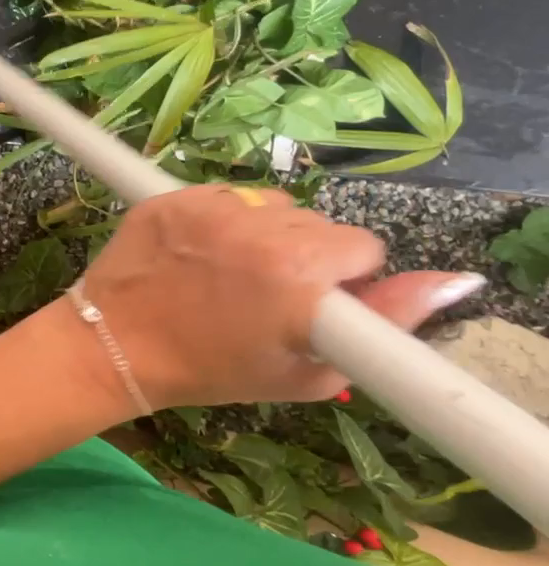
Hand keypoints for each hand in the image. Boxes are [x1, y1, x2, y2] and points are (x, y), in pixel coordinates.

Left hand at [72, 184, 485, 410]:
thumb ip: (388, 323)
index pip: (362, 247)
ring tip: (230, 272)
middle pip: (315, 223)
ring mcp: (203, 208)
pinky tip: (199, 253)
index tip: (311, 302)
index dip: (343, 279)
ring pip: (268, 205)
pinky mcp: (165, 200)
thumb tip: (452, 281)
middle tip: (264, 292)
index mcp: (299, 268)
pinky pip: (219, 196)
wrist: (113, 347)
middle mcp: (254, 227)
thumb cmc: (210, 369)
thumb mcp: (311, 369)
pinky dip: (219, 219)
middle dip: (304, 255)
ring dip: (262, 232)